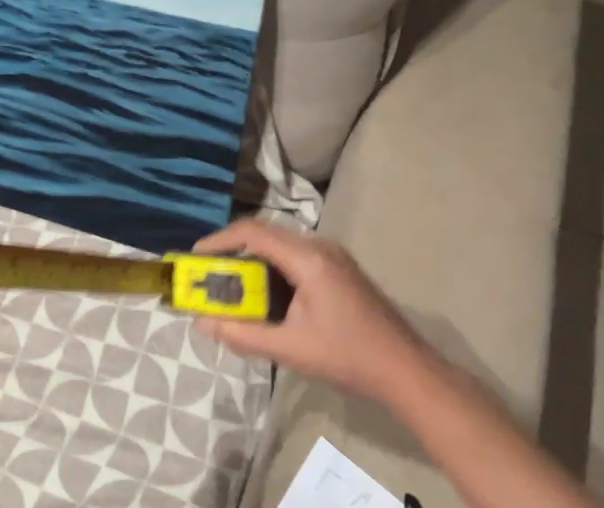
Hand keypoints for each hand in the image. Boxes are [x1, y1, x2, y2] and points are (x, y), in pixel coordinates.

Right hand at [191, 221, 432, 404]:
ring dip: (254, 260)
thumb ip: (242, 334)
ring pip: (281, 244)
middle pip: (265, 234)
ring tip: (232, 286)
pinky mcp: (341, 269)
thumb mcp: (289, 349)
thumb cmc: (348, 357)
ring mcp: (334, 256)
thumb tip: (202, 324)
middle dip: (233, 251)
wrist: (408, 371)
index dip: (219, 240)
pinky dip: (273, 267)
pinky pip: (296, 255)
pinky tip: (267, 295)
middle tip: (209, 274)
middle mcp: (320, 247)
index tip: (195, 257)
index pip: (252, 232)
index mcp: (307, 259)